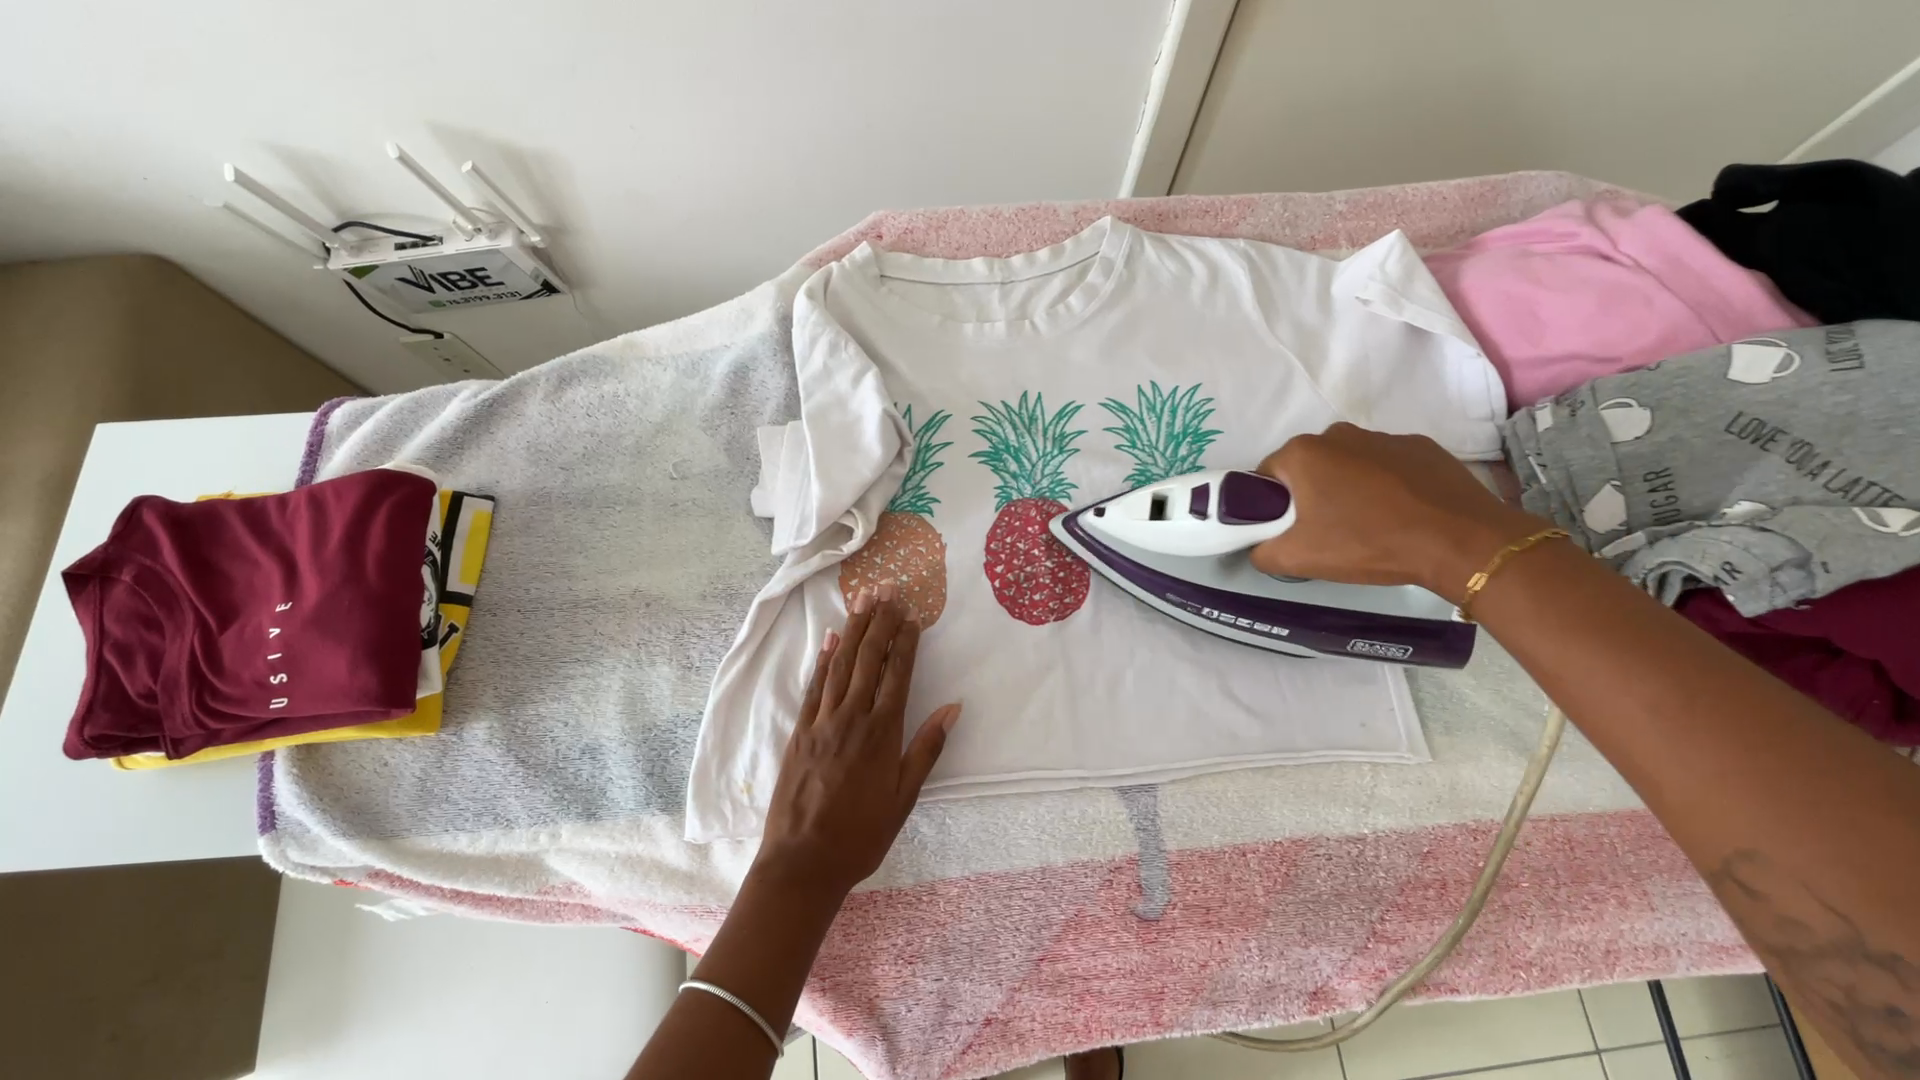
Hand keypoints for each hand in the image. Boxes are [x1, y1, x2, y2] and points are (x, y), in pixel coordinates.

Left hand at [754, 584, 961, 897]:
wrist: (802, 862)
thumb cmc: (861, 835)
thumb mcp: (904, 798)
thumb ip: (926, 749)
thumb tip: (953, 708)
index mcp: (882, 734)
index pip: (897, 674)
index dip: (905, 641)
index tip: (911, 614)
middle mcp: (852, 719)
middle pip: (868, 660)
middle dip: (880, 623)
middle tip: (888, 591)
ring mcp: (821, 722)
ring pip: (840, 666)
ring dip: (854, 630)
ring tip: (863, 601)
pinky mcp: (799, 732)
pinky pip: (814, 687)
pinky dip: (823, 660)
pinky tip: (831, 640)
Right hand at [1249, 423, 1549, 603]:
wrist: (1460, 541)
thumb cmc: (1368, 543)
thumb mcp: (1298, 559)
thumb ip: (1262, 552)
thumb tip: (1257, 547)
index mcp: (1303, 453)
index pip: (1266, 477)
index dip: (1270, 506)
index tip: (1288, 531)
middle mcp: (1338, 434)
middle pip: (1307, 468)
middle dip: (1309, 496)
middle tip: (1325, 533)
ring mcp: (1384, 437)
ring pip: (1347, 465)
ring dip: (1348, 489)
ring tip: (1367, 525)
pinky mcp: (1421, 448)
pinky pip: (1386, 467)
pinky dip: (1385, 486)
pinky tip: (1400, 515)